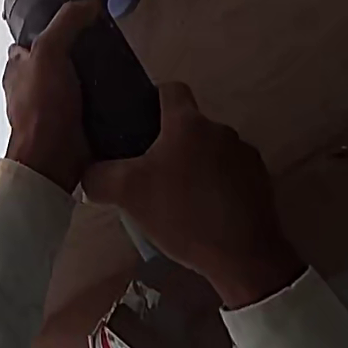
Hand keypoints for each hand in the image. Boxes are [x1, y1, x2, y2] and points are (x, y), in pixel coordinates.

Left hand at [2, 0, 101, 192]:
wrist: (55, 157)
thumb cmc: (43, 105)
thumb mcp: (49, 52)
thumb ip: (66, 24)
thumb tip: (89, 4)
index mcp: (18, 68)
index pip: (32, 41)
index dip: (52, 29)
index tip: (80, 23)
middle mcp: (30, 87)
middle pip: (56, 62)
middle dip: (77, 55)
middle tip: (104, 46)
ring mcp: (50, 108)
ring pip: (72, 84)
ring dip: (92, 78)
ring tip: (116, 67)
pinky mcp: (71, 125)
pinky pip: (87, 105)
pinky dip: (100, 99)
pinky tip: (118, 92)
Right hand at [83, 83, 305, 307]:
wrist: (244, 258)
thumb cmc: (183, 213)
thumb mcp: (127, 194)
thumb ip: (98, 177)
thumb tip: (87, 173)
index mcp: (187, 123)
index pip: (169, 89)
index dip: (151, 99)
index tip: (138, 124)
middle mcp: (220, 129)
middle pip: (188, 124)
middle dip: (169, 143)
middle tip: (149, 171)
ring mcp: (245, 155)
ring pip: (209, 149)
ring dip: (195, 164)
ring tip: (178, 196)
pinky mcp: (261, 181)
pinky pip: (230, 172)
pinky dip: (216, 184)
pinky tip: (204, 212)